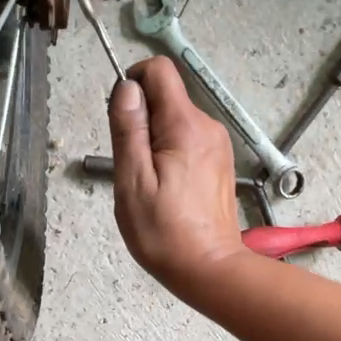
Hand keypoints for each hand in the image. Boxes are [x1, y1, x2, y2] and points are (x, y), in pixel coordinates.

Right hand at [108, 58, 247, 285]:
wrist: (209, 269)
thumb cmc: (164, 233)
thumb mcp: (132, 182)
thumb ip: (128, 130)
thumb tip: (125, 87)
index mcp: (185, 125)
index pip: (159, 71)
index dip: (132, 84)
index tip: (121, 121)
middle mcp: (208, 126)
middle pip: (167, 97)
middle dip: (142, 122)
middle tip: (132, 168)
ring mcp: (217, 145)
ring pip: (176, 122)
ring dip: (155, 143)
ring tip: (150, 185)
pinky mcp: (219, 164)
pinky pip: (188, 143)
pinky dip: (170, 157)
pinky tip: (166, 191)